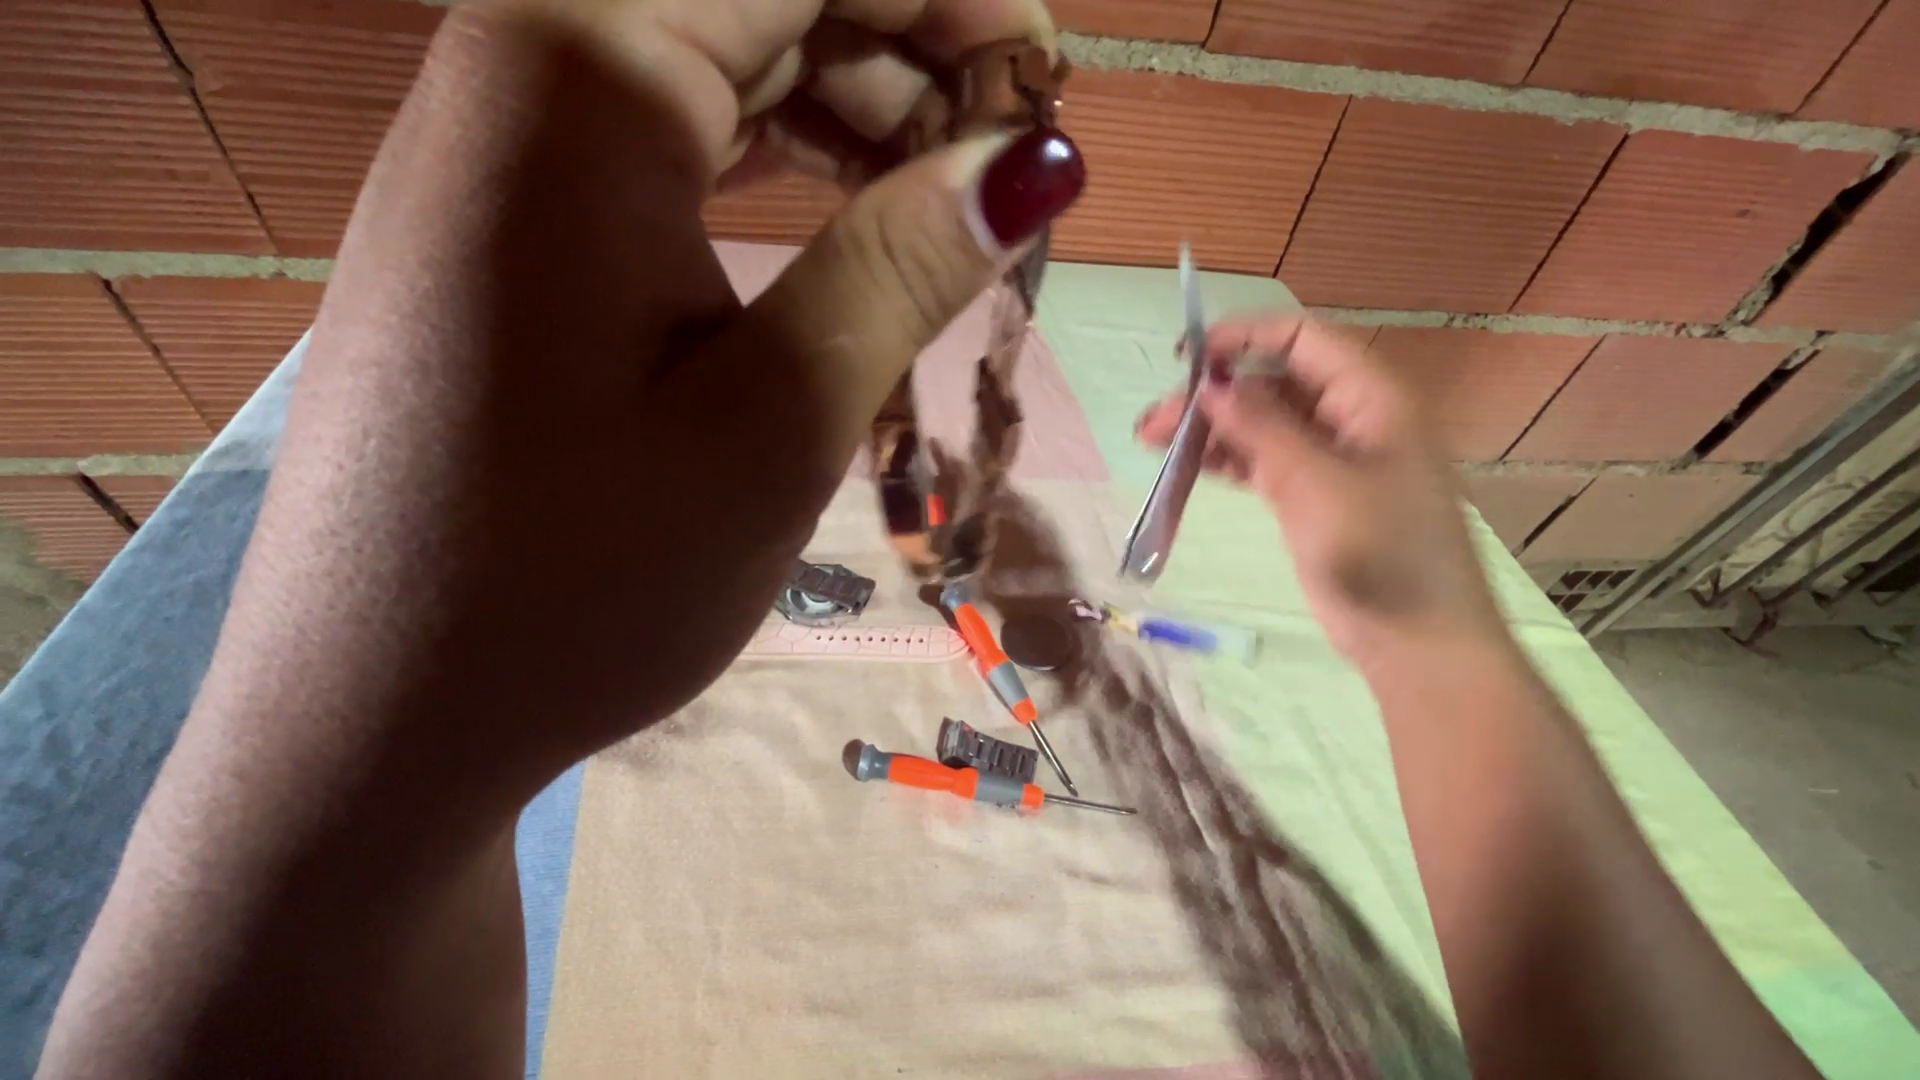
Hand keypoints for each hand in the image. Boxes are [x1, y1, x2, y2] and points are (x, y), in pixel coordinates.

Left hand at [271, 0, 1086, 780]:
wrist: (388, 711)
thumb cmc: (586, 579)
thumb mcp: (778, 419)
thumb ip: (906, 262)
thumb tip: (1038, 159)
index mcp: (577, 77)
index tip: (1046, 77)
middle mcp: (519, 74)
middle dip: (901, 50)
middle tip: (1008, 152)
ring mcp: (500, 156)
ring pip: (711, 68)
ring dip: (843, 110)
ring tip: (945, 194)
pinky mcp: (507, 233)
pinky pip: (666, 145)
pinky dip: (771, 165)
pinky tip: (840, 222)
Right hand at [1136, 317, 1508, 666]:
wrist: (1416, 641)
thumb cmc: (1382, 555)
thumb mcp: (1318, 484)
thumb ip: (1263, 429)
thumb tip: (1212, 386)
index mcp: (1371, 398)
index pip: (1303, 340)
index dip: (1245, 337)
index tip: (1188, 357)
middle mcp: (1350, 418)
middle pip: (1273, 382)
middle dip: (1213, 393)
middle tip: (1155, 419)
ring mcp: (1329, 459)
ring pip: (1261, 424)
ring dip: (1210, 429)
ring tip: (1151, 441)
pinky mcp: (1310, 495)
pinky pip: (1261, 461)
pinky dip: (1225, 460)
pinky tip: (1186, 465)